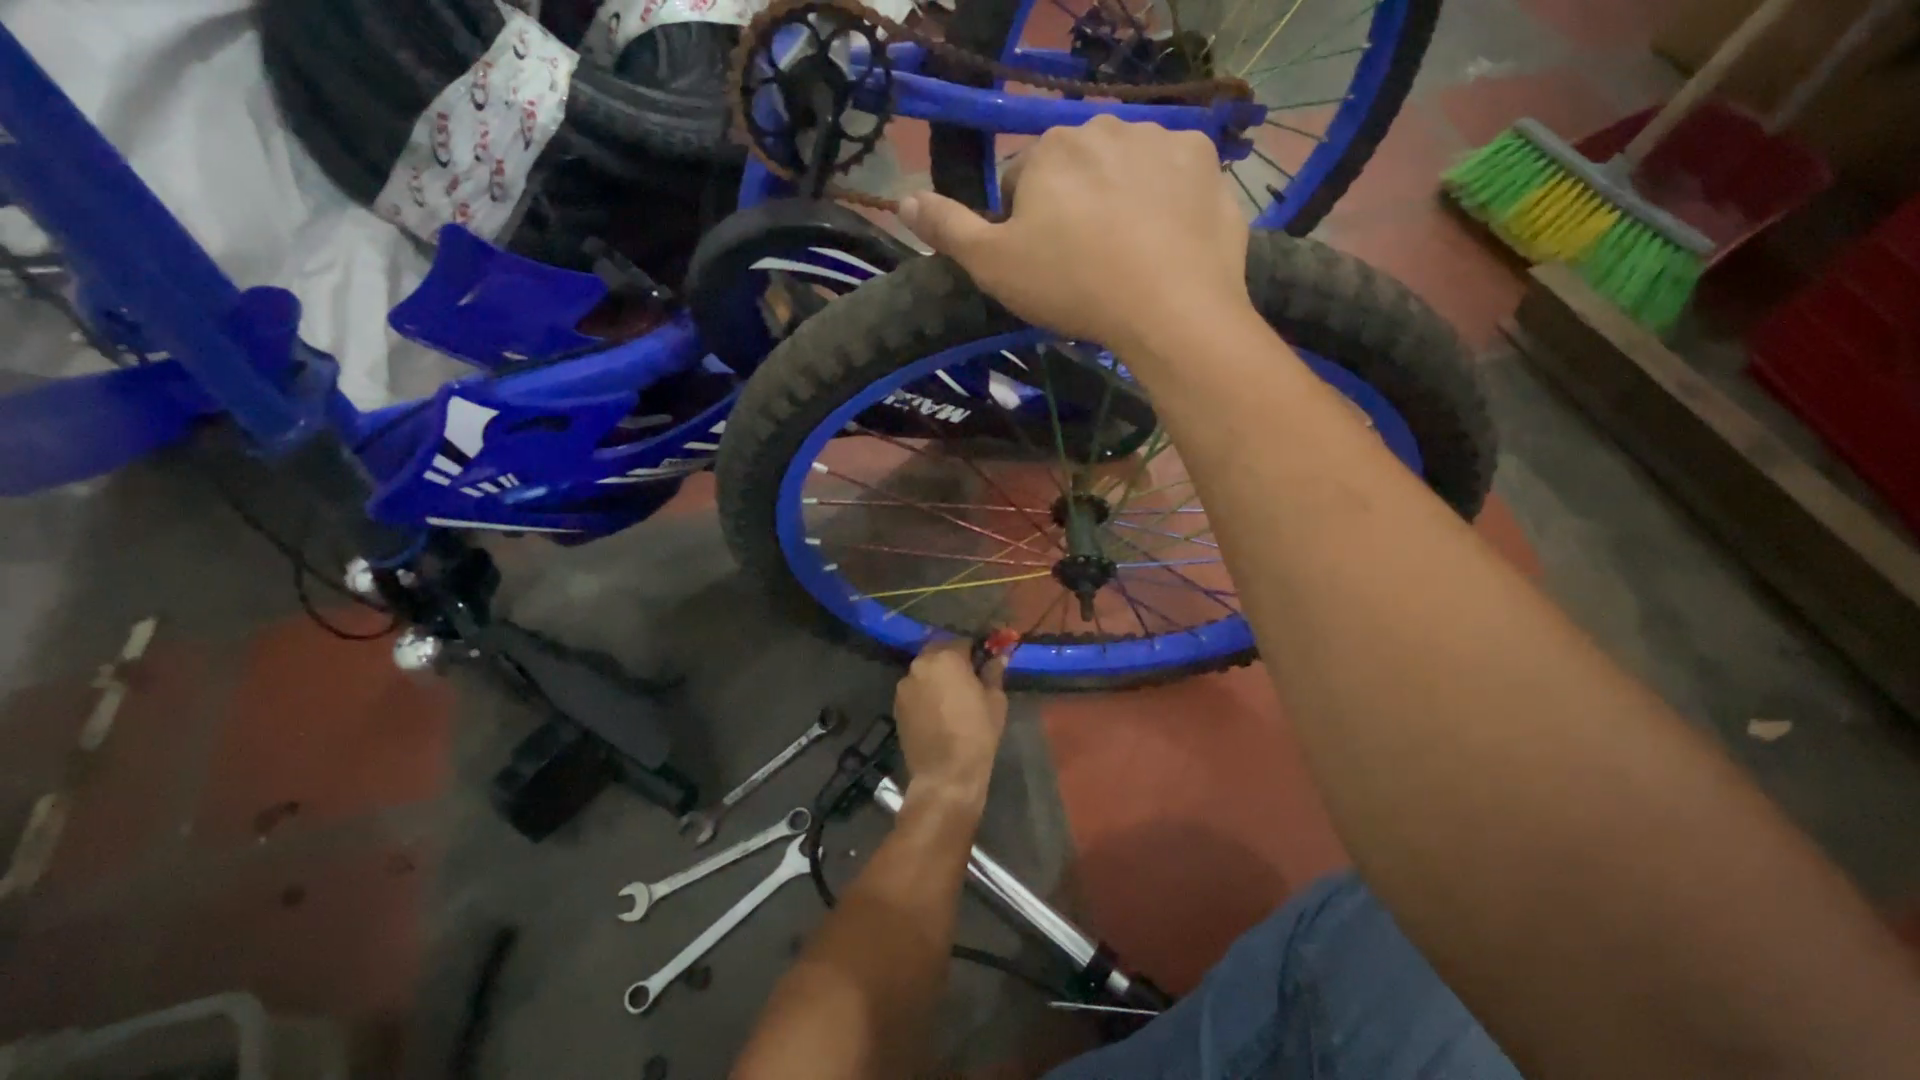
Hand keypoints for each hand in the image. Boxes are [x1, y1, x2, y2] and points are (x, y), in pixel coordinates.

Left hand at [892, 641, 1008, 804]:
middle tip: (968, 676)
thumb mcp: (995, 701)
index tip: (984, 661)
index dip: (975, 651)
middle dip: (952, 659)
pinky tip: (937, 710)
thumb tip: (998, 658)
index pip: (963, 641)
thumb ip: (993, 673)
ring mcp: (904, 686)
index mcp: (946, 658)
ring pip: (924, 671)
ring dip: (936, 676)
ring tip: (951, 696)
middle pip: (938, 652)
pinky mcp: (896, 705)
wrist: (945, 774)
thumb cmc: (977, 734)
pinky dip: (925, 693)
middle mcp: (920, 665)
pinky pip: (915, 690)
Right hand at [897, 116, 1251, 354]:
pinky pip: (1175, 178)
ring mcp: (1163, 139)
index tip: (1042, 263)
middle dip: (1075, 205)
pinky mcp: (1208, 163)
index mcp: (1050, 147)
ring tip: (1130, 255)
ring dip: (1122, 200)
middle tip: (1086, 262)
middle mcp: (1106, 125)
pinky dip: (1169, 201)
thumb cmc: (1073, 286)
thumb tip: (903, 199)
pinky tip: (1167, 241)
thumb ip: (947, 227)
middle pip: (1077, 169)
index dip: (1025, 225)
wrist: (1171, 309)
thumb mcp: (993, 266)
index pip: (1022, 180)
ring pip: (1127, 170)